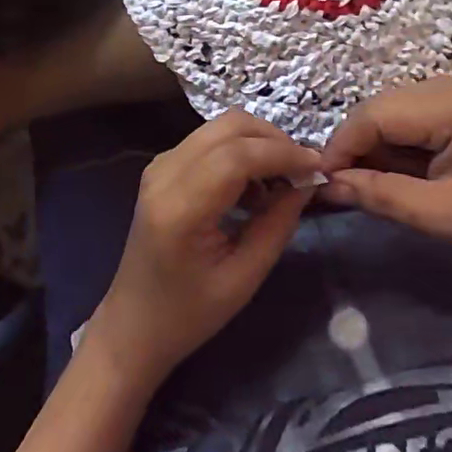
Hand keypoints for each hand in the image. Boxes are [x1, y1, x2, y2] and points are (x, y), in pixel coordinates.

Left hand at [87, 111, 322, 383]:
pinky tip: (254, 187)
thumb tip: (308, 181)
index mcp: (179, 208)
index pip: (236, 155)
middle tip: (302, 170)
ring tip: (281, 182)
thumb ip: (278, 224)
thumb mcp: (244, 279)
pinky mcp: (162, 166)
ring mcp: (159, 166)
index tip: (318, 167)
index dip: (282, 153)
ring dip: (257, 143)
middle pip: (228, 126)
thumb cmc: (188, 314)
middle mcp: (164, 174)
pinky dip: (240, 151)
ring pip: (220, 127)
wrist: (133, 324)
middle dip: (273, 139)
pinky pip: (209, 140)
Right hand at [319, 77, 451, 272]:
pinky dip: (384, 151)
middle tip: (334, 192)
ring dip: (366, 153)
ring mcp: (442, 95)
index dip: (339, 149)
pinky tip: (385, 179)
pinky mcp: (443, 110)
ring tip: (358, 190)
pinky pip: (397, 124)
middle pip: (371, 113)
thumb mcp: (443, 216)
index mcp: (444, 105)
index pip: (369, 117)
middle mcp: (438, 86)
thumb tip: (326, 185)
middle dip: (350, 151)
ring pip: (380, 118)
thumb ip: (381, 195)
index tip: (318, 187)